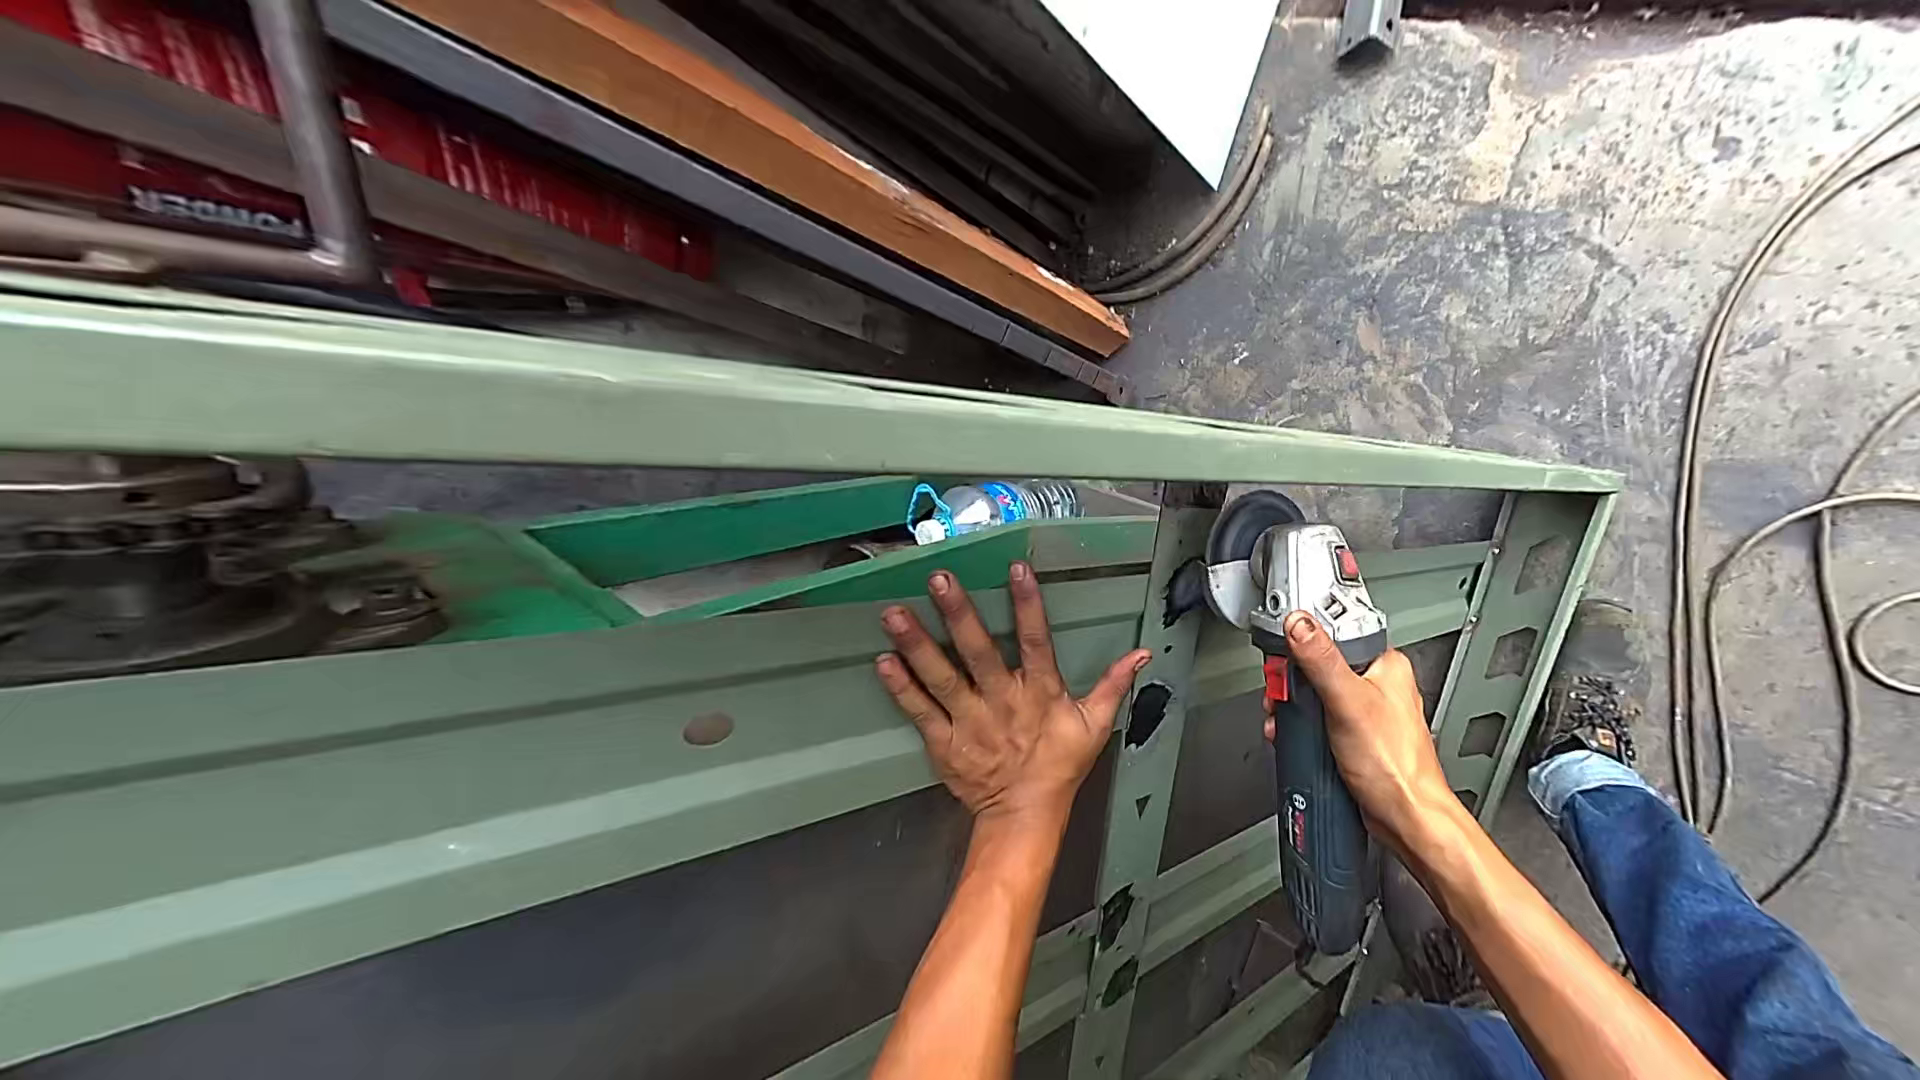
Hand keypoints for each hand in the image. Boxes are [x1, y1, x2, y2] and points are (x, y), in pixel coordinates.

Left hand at [876, 562, 1152, 827]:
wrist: (1025, 815)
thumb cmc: (1059, 766)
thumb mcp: (1094, 725)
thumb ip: (1112, 685)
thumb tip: (1140, 654)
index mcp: (1039, 693)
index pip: (1035, 641)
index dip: (1028, 605)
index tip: (1015, 570)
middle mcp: (1002, 702)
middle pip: (978, 652)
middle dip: (958, 614)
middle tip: (939, 580)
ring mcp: (970, 722)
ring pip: (941, 677)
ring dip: (917, 644)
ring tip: (894, 614)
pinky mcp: (945, 741)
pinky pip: (920, 711)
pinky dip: (901, 687)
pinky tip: (884, 661)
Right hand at [1266, 611, 1456, 852]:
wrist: (1403, 816)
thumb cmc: (1396, 766)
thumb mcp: (1348, 702)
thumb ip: (1320, 660)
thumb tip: (1298, 622)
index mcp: (1384, 664)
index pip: (1333, 631)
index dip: (1302, 640)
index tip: (1283, 653)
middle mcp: (1373, 682)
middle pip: (1315, 662)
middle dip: (1289, 680)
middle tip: (1282, 692)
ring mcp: (1359, 708)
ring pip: (1310, 690)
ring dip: (1288, 704)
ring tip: (1283, 715)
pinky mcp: (1347, 730)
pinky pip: (1312, 714)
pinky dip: (1297, 722)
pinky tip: (1291, 731)